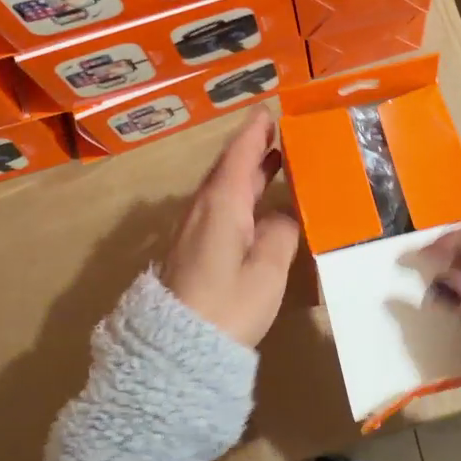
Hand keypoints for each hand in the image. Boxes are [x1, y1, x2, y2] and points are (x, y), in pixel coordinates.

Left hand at [161, 108, 301, 347]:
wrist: (176, 350)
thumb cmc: (227, 306)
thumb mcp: (267, 272)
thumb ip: (281, 235)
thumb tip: (284, 216)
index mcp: (222, 204)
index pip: (239, 155)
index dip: (254, 132)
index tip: (267, 110)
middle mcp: (203, 210)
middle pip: (228, 169)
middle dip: (252, 150)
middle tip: (278, 133)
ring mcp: (194, 231)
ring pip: (222, 190)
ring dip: (247, 174)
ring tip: (274, 162)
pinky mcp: (192, 252)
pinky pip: (220, 208)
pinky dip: (241, 197)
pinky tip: (256, 209)